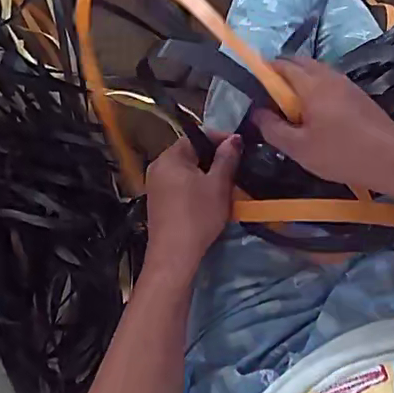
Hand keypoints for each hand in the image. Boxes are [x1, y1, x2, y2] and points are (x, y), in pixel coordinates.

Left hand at [144, 132, 242, 273]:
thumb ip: (226, 158)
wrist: (174, 255)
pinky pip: (178, 183)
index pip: (195, 137)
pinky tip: (208, 196)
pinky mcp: (157, 201)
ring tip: (225, 181)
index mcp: (169, 157)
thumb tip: (234, 138)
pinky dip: (194, 185)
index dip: (219, 138)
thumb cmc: (197, 215)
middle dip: (212, 157)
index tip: (239, 146)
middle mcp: (158, 166)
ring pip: (184, 170)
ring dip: (204, 172)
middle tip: (234, 165)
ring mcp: (155, 185)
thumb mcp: (218, 185)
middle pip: (189, 153)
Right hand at [252, 57, 393, 195]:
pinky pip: (327, 83)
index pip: (279, 64)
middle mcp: (329, 75)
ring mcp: (346, 83)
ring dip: (298, 85)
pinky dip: (314, 92)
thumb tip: (256, 112)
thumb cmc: (342, 154)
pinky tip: (314, 118)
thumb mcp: (299, 148)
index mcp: (311, 83)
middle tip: (270, 104)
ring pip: (314, 73)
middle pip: (297, 64)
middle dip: (279, 77)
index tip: (253, 93)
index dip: (262, 74)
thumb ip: (272, 128)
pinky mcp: (357, 95)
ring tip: (290, 114)